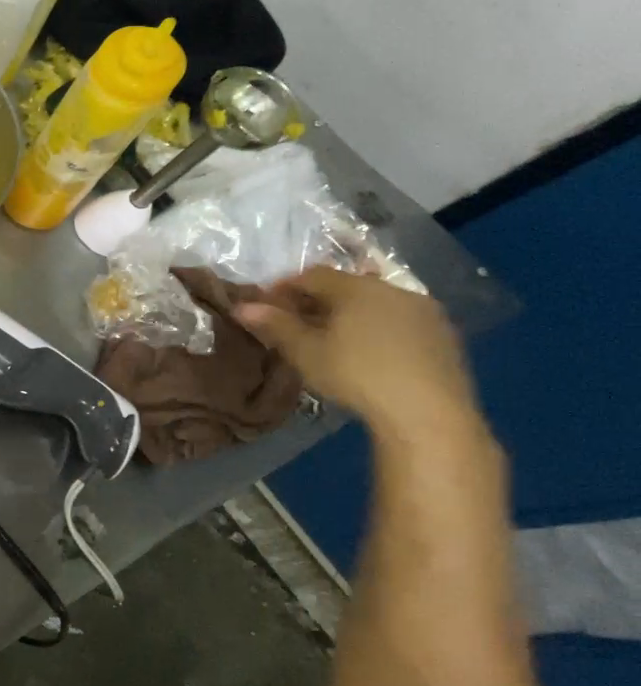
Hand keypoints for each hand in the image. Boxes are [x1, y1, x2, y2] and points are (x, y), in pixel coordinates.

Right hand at [233, 267, 477, 436]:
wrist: (427, 410)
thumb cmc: (355, 374)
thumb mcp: (304, 352)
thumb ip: (274, 325)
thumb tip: (241, 306)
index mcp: (357, 288)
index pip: (311, 274)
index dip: (283, 287)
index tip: (266, 307)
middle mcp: (393, 289)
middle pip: (346, 286)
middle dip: (317, 301)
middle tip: (296, 325)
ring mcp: (424, 310)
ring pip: (375, 302)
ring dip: (349, 313)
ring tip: (332, 339)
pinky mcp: (444, 333)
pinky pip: (399, 319)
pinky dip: (377, 327)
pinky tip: (369, 352)